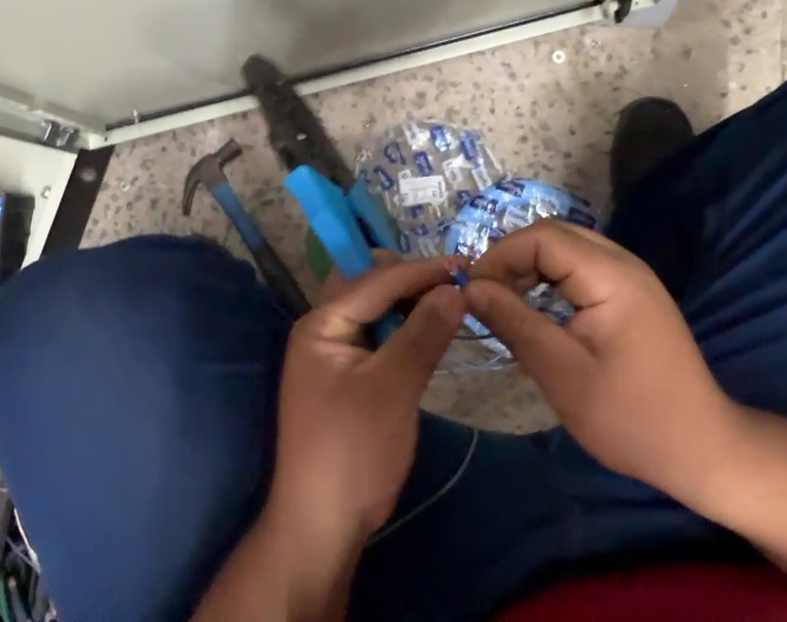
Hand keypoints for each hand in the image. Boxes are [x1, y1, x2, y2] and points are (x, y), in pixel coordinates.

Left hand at [267, 256, 464, 545]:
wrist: (323, 523)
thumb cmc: (353, 451)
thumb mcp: (392, 388)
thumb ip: (423, 333)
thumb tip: (457, 288)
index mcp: (320, 324)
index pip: (375, 281)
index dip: (421, 270)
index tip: (466, 263)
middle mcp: (322, 330)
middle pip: (370, 286)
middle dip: (412, 279)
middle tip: (459, 282)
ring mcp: (333, 354)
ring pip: (376, 311)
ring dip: (411, 304)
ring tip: (453, 302)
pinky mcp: (348, 377)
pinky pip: (379, 337)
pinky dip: (406, 330)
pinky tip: (434, 332)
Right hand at [464, 222, 740, 501]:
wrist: (701, 449)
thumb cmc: (630, 417)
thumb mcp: (561, 373)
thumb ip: (514, 322)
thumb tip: (469, 288)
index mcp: (611, 276)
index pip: (541, 237)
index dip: (499, 257)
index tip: (470, 293)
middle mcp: (624, 264)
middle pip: (554, 236)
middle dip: (511, 259)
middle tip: (482, 297)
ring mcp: (632, 279)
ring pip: (566, 250)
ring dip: (529, 269)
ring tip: (502, 305)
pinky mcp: (632, 297)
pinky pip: (581, 270)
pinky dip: (550, 281)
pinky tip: (535, 312)